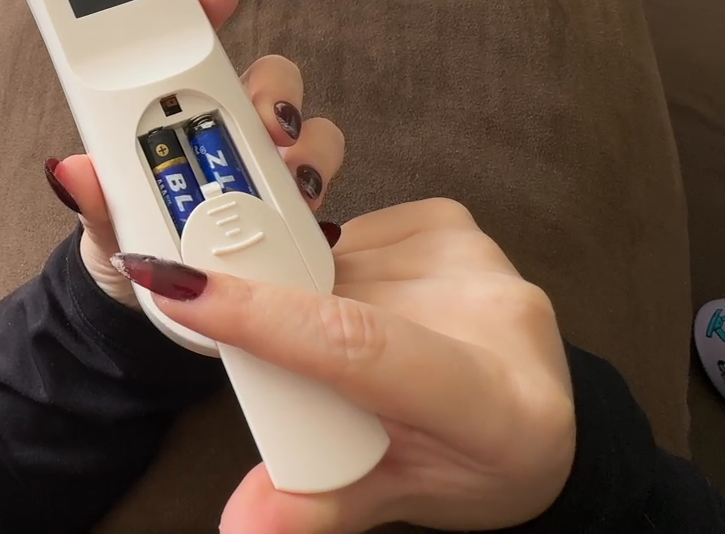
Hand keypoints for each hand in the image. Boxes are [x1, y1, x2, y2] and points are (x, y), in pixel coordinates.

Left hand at [44, 0, 345, 307]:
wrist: (152, 307)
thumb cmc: (122, 244)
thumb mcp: (100, 219)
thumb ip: (90, 196)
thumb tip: (67, 170)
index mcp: (171, 114)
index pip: (192, 46)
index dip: (207, 9)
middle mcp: (222, 128)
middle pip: (266, 77)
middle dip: (274, 86)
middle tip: (267, 117)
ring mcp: (259, 165)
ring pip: (301, 124)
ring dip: (302, 137)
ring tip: (289, 169)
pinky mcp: (287, 204)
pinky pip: (318, 175)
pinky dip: (317, 182)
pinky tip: (304, 207)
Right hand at [118, 200, 575, 532]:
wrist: (543, 415)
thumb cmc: (473, 462)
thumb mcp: (397, 494)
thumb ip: (315, 503)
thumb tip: (240, 522)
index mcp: (490, 403)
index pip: (354, 343)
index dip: (262, 314)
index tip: (181, 289)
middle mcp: (490, 315)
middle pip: (330, 297)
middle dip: (267, 308)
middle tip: (233, 325)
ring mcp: (474, 256)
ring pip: (332, 260)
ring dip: (301, 289)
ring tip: (322, 330)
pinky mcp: (452, 220)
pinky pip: (352, 232)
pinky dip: (331, 265)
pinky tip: (354, 295)